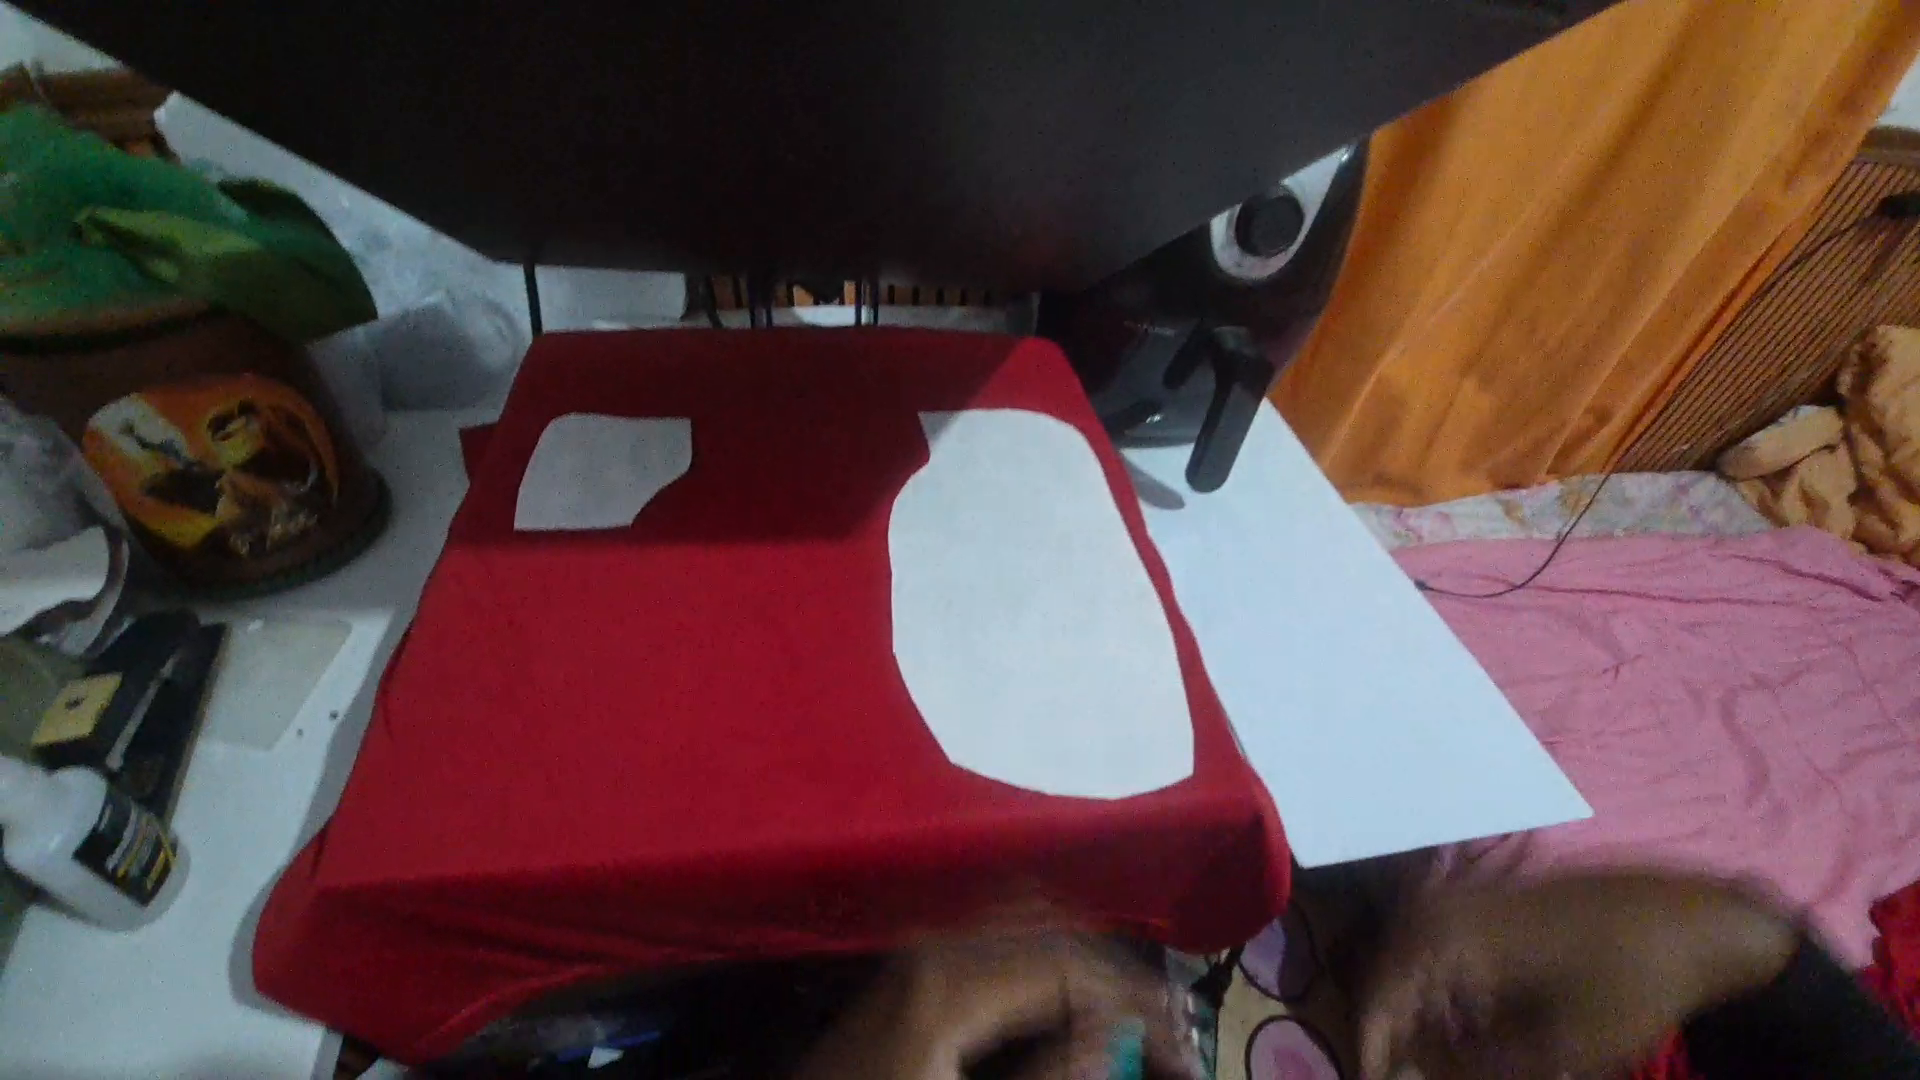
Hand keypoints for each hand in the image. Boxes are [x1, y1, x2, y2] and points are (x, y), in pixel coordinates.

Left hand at [793, 932, 1202, 1079]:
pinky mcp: (917, 967)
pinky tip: (1069, 1009)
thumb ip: (1045, 1078)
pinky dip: (1046, 976)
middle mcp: (942, 944)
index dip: (1132, 1003)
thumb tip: (1116, 1034)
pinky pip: (1002, 952)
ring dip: (1085, 978)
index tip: (1180, 1048)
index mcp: (952, 979)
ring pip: (1031, 940)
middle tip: (1165, 1037)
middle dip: (1115, 986)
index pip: (1068, 966)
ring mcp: (925, 950)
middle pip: (1054, 941)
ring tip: (1130, 1025)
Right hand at [1358, 872, 1796, 1079]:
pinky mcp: (1481, 912)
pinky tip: (1470, 1034)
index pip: (1379, 996)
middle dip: (1392, 1034)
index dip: (1371, 1047)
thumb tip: (1415, 1075)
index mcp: (1441, 935)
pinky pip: (1441, 959)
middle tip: (1403, 1072)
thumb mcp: (1561, 1046)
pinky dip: (1446, 1001)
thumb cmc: (1622, 980)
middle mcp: (1435, 912)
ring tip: (1433, 1060)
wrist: (1682, 920)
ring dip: (1419, 1020)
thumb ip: (1479, 1065)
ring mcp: (1458, 907)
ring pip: (1414, 970)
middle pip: (1389, 980)